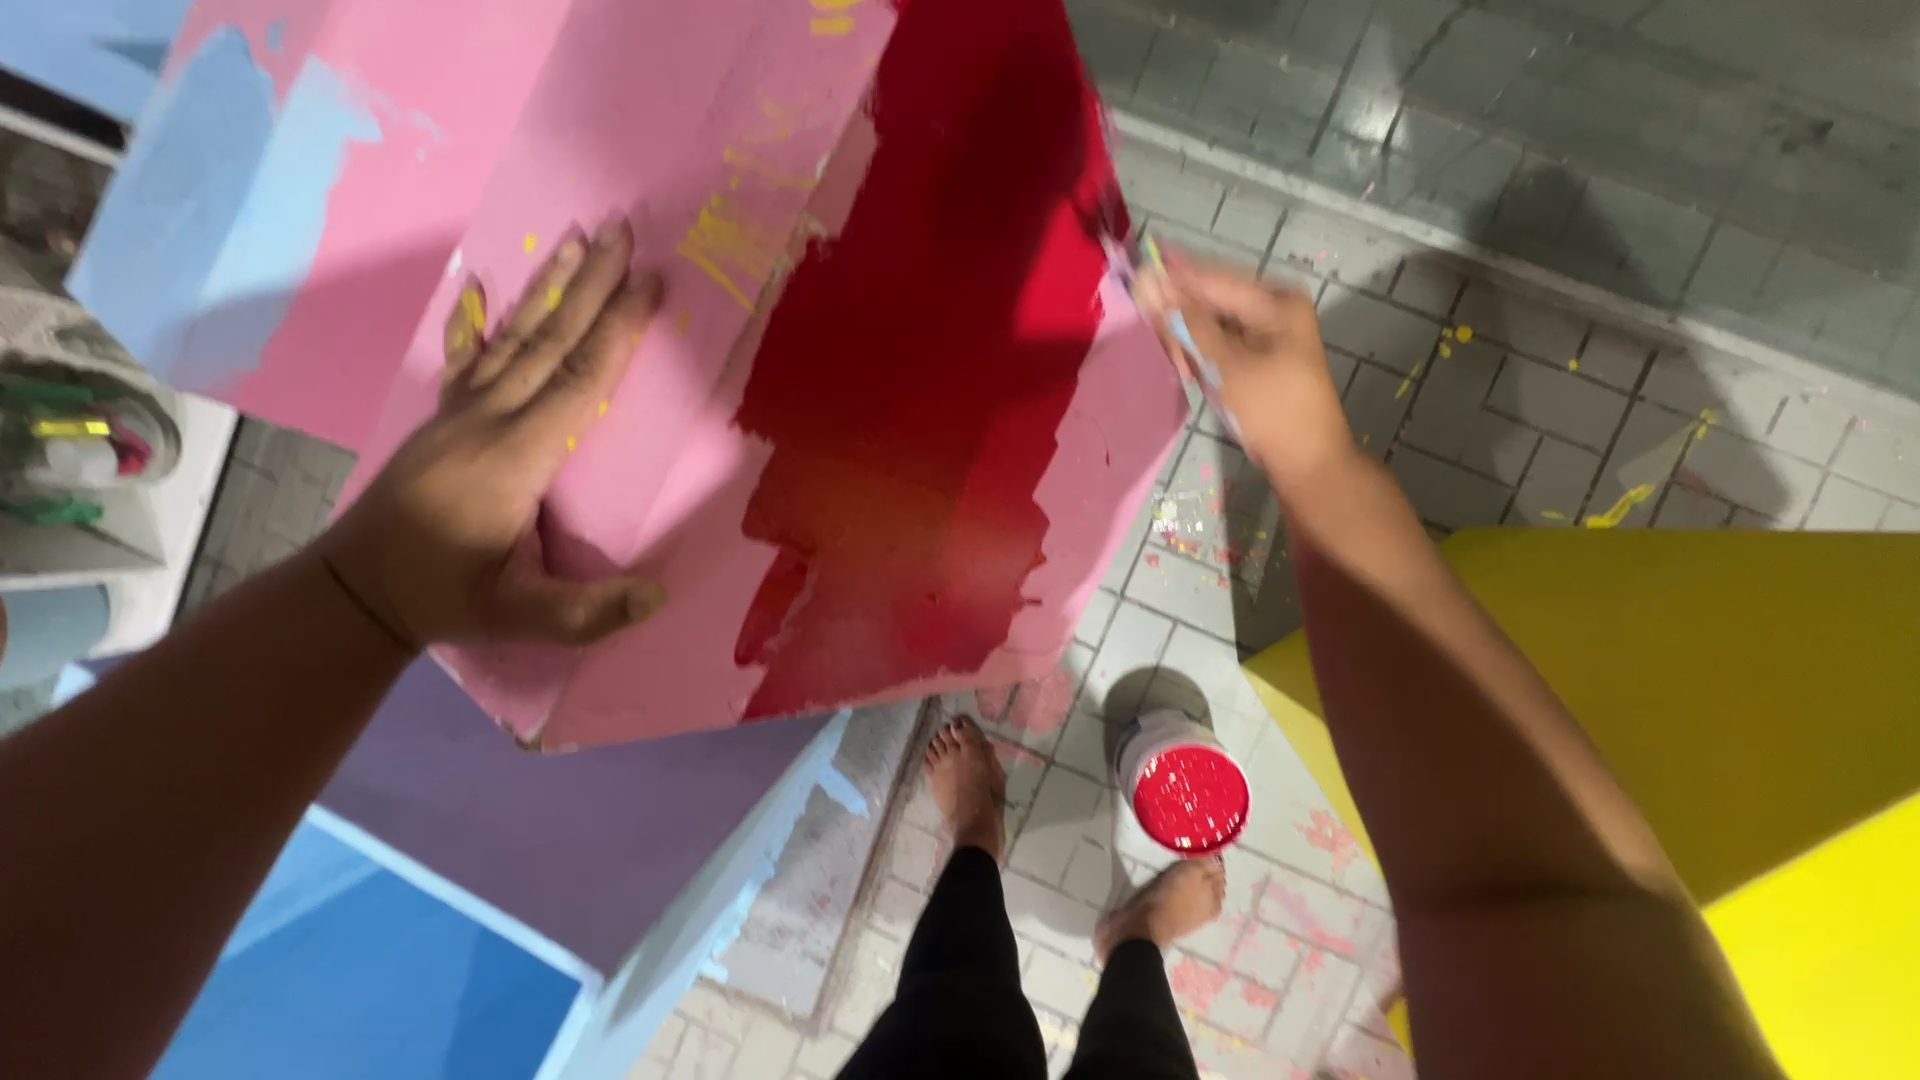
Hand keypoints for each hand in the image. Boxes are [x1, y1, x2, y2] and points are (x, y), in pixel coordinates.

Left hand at [314, 214, 667, 648]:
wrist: (355, 590)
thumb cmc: (446, 599)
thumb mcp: (518, 617)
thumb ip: (586, 613)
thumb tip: (659, 596)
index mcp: (515, 459)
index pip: (579, 382)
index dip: (618, 332)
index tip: (651, 284)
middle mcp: (488, 420)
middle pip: (550, 340)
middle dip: (592, 286)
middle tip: (623, 232)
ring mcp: (461, 412)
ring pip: (514, 336)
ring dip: (550, 286)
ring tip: (578, 239)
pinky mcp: (445, 417)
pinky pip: (471, 354)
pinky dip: (484, 315)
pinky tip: (488, 283)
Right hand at [1133, 254, 1354, 480]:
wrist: (1305, 460)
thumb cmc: (1271, 409)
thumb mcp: (1226, 364)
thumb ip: (1186, 324)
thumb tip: (1150, 286)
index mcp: (1274, 300)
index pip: (1210, 279)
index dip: (1172, 279)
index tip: (1134, 276)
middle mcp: (1272, 306)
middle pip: (1210, 299)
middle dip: (1181, 320)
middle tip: (1163, 347)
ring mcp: (1266, 332)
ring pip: (1209, 324)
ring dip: (1189, 342)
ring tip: (1182, 369)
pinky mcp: (1257, 355)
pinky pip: (1218, 343)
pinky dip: (1201, 355)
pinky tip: (1191, 372)